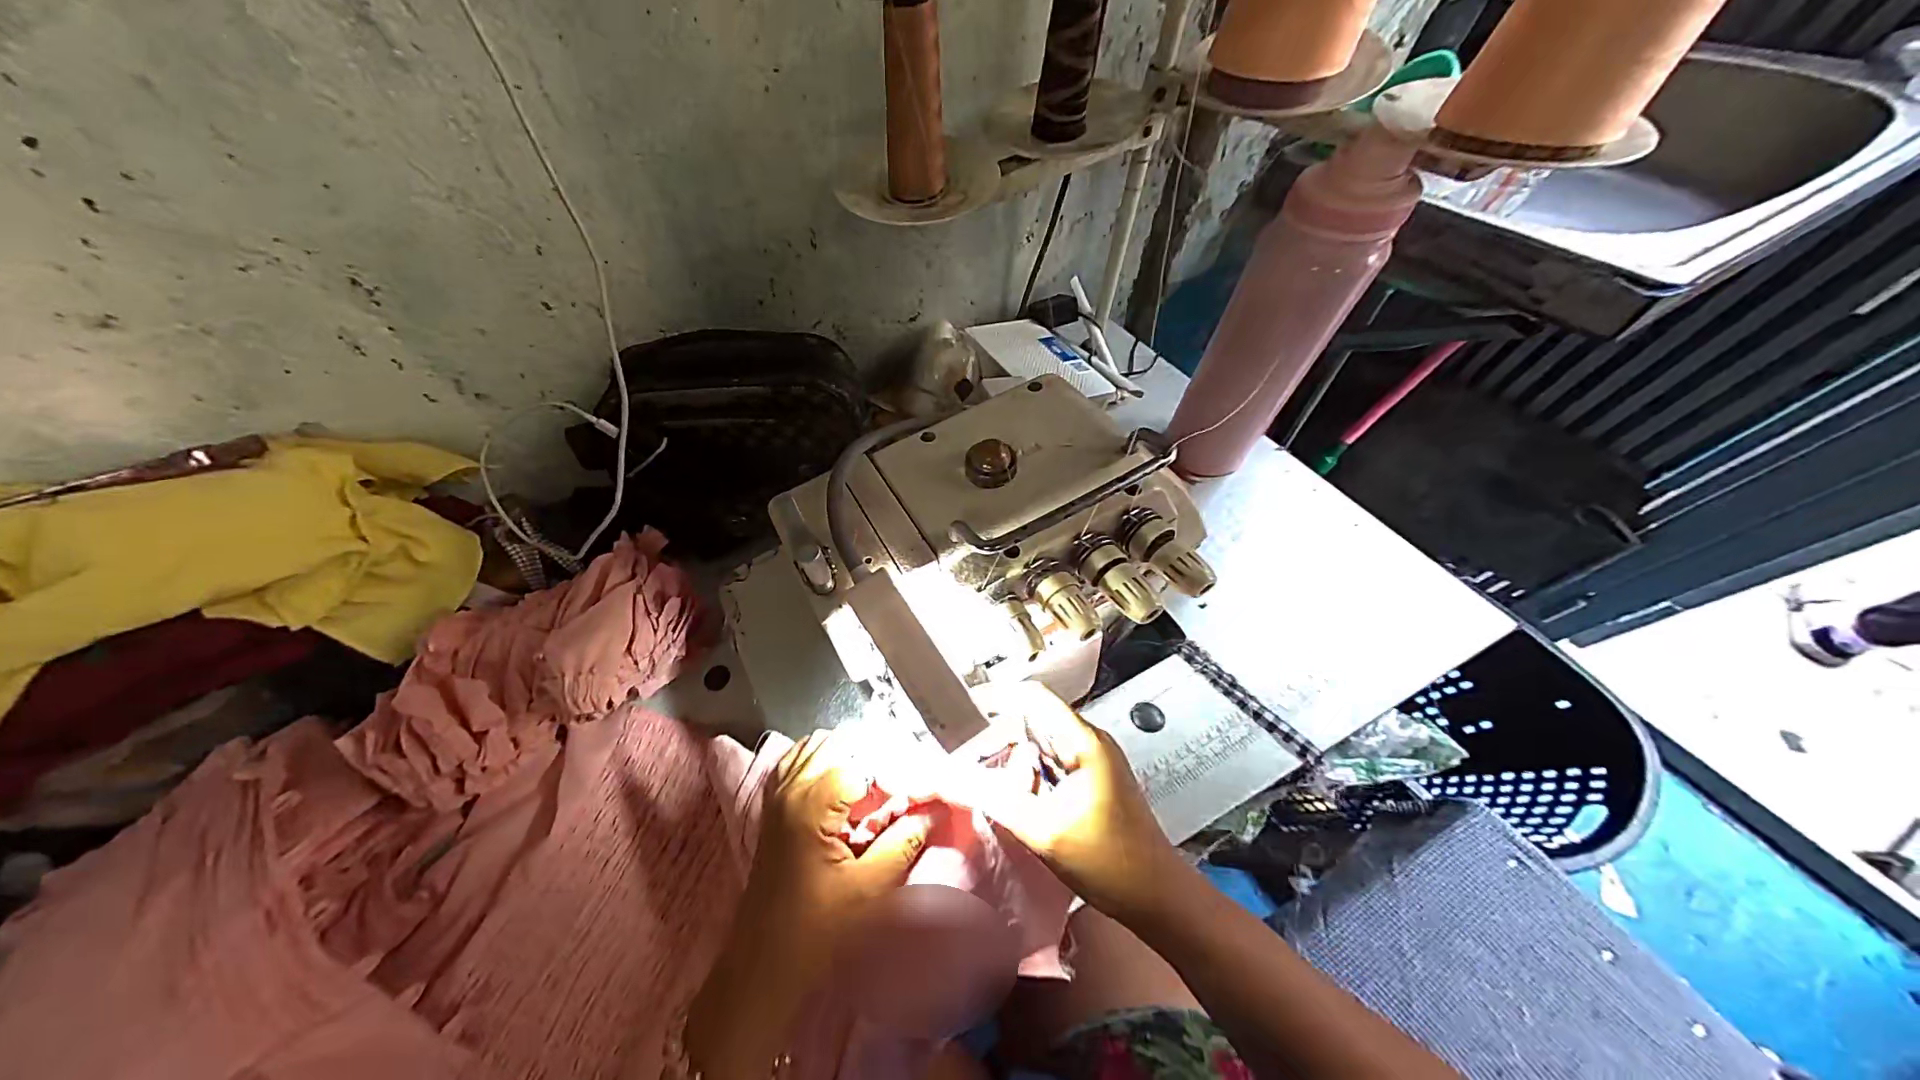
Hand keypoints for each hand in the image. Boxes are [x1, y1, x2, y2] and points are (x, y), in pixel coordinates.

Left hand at [740, 728, 935, 961]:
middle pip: (837, 744)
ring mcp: (775, 797)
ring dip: (847, 759)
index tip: (912, 798)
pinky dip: (823, 766)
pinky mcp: (771, 809)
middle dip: (870, 758)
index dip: (890, 775)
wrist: (764, 968)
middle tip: (897, 789)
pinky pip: (798, 764)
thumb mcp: (872, 887)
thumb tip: (935, 809)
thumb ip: (905, 839)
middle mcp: (788, 789)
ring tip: (875, 789)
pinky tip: (844, 791)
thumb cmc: (818, 931)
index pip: (861, 762)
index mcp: (809, 804)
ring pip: (815, 748)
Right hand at [961, 686, 1180, 920]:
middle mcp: (1090, 742)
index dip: (997, 695)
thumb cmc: (1110, 862)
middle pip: (1036, 715)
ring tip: (976, 764)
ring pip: (1042, 740)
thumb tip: (956, 779)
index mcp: (1085, 742)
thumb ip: (998, 800)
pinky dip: (1026, 768)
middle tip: (962, 744)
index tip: (964, 707)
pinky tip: (1006, 787)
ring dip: (1011, 749)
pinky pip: (1051, 761)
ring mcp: (1092, 761)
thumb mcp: (1045, 831)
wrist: (1156, 896)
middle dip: (997, 726)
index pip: (1034, 696)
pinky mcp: (1091, 780)